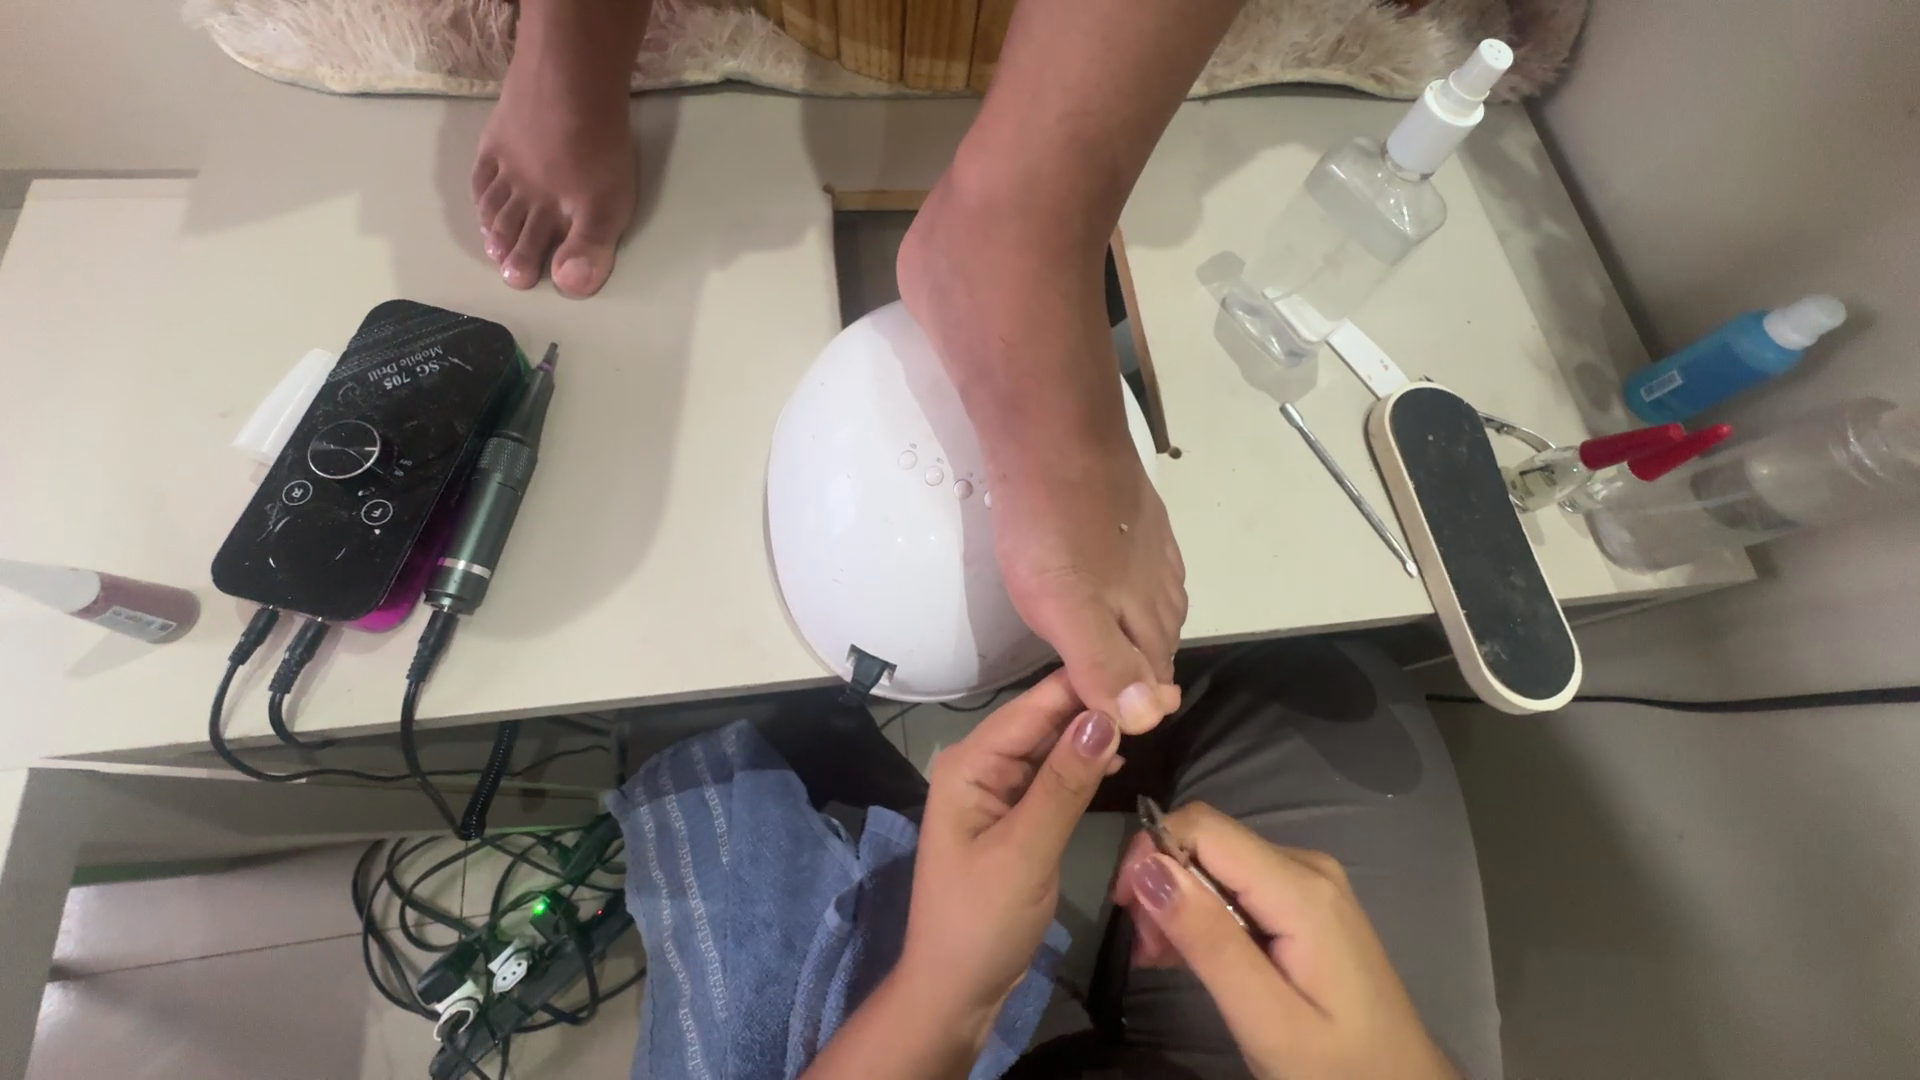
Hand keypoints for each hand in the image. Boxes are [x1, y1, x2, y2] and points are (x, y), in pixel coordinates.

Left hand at [896, 671, 1123, 1040]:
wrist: (956, 990)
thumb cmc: (981, 922)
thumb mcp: (1025, 852)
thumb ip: (1064, 785)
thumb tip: (1105, 718)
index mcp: (970, 762)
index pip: (1034, 706)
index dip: (1088, 686)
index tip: (1145, 673)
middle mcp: (981, 762)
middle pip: (1044, 719)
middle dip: (1098, 704)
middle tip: (1162, 694)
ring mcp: (998, 787)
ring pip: (1052, 743)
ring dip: (1096, 731)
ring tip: (1152, 715)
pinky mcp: (1016, 811)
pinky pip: (1054, 773)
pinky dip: (1085, 762)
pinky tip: (1118, 754)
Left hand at [899, 184, 1185, 736]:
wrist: (1026, 381)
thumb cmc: (1047, 499)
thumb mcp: (1070, 596)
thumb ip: (1106, 658)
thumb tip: (1149, 721)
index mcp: (1143, 577)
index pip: (1156, 652)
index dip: (1141, 689)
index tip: (1118, 723)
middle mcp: (1135, 541)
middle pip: (1146, 611)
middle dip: (1127, 654)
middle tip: (1097, 686)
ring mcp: (1103, 497)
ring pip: (1117, 565)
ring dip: (1105, 602)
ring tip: (1080, 630)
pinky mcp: (1062, 462)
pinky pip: (1075, 521)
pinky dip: (1070, 550)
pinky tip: (1048, 548)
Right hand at [1114, 804, 1457, 1079]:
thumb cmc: (1341, 1071)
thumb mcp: (1267, 1020)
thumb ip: (1207, 940)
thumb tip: (1146, 866)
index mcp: (1301, 888)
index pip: (1203, 825)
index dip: (1151, 850)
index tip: (1125, 906)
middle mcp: (1304, 865)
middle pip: (1206, 840)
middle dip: (1161, 881)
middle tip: (1145, 949)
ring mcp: (1307, 880)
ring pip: (1214, 860)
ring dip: (1176, 899)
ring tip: (1160, 957)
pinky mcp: (1302, 899)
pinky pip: (1234, 881)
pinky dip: (1200, 909)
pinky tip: (1187, 950)